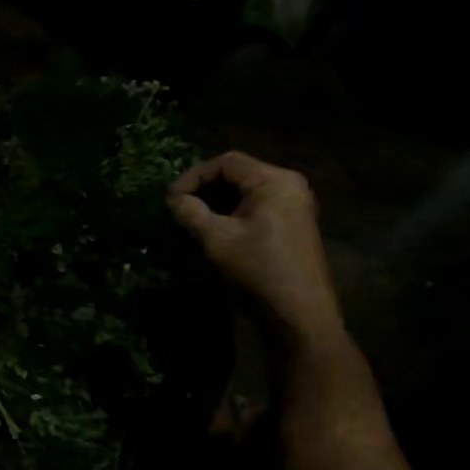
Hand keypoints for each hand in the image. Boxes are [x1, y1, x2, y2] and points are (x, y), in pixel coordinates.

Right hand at [169, 151, 342, 337]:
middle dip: (205, 189)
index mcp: (274, 180)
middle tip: (180, 209)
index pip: (227, 162)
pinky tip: (216, 231)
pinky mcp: (292, 222)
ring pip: (246, 191)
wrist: (298, 307)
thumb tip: (173, 199)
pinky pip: (257, 206)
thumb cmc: (258, 267)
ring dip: (217, 202)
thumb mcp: (217, 239)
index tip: (172, 199)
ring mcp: (294, 203)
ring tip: (193, 221)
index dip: (194, 176)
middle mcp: (288, 184)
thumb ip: (191, 213)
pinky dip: (233, 212)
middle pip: (238, 173)